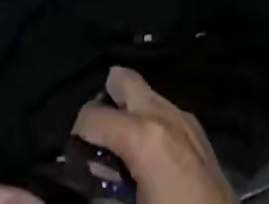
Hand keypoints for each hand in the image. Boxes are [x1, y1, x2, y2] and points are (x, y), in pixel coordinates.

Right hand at [73, 67, 237, 203]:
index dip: (76, 132)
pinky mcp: (197, 131)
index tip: (71, 153)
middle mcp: (165, 115)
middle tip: (90, 128)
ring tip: (111, 144)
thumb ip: (100, 188)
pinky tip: (139, 152)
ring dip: (126, 109)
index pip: (94, 116)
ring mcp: (185, 119)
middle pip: (127, 80)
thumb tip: (79, 171)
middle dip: (104, 94)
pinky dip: (146, 119)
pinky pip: (163, 111)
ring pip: (147, 94)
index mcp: (144, 136)